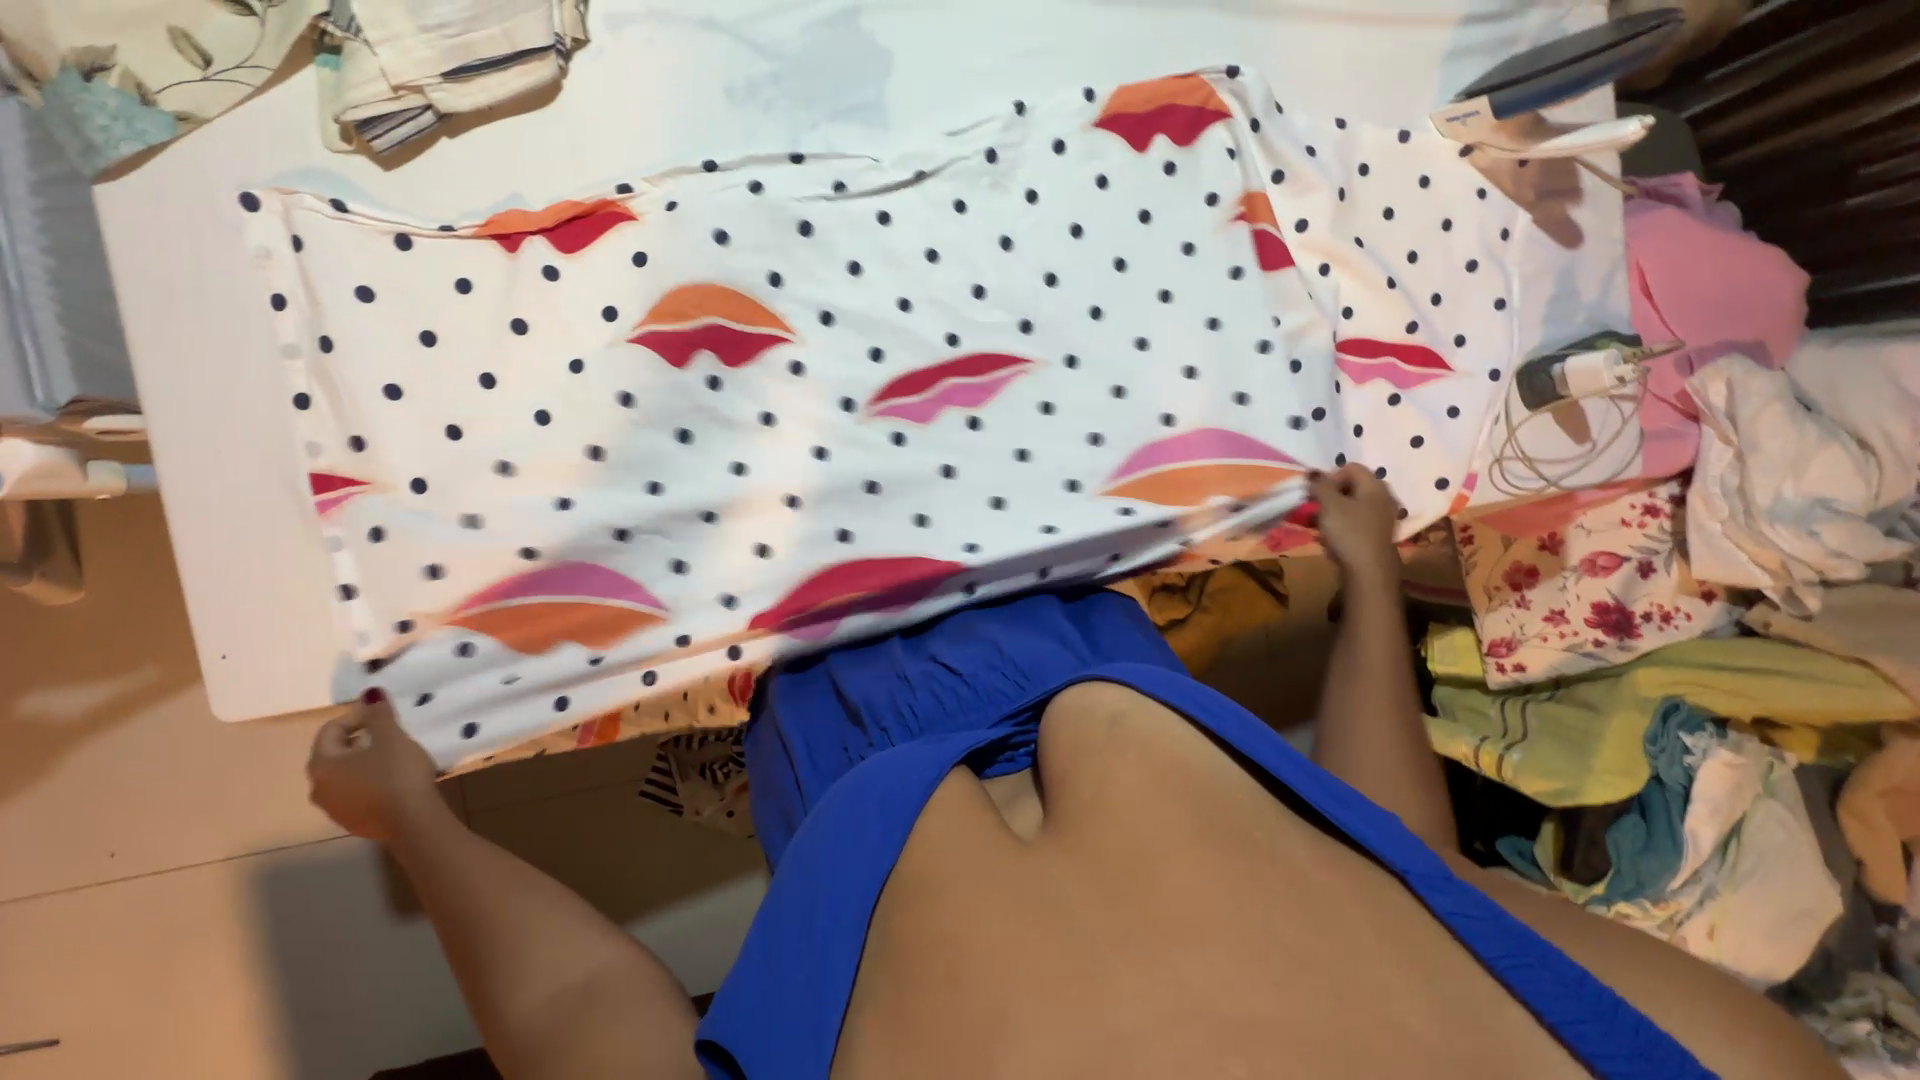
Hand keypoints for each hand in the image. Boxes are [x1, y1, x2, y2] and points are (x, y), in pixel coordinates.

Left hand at [308, 690, 443, 842]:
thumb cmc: (397, 773)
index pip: (330, 730)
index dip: (357, 717)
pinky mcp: (352, 823)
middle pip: (335, 755)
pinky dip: (370, 784)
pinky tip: (394, 783)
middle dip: (360, 741)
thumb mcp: (392, 737)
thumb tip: (369, 693)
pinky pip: (356, 795)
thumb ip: (379, 714)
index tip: (385, 716)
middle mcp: (318, 787)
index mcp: (322, 764)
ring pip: (345, 777)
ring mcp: (333, 809)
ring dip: (364, 764)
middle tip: (390, 736)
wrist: (411, 820)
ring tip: (394, 760)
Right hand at [1308, 464, 1401, 590]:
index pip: (1350, 468)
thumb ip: (1319, 485)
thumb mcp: (1329, 505)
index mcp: (1375, 485)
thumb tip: (1313, 473)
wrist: (1368, 571)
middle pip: (1351, 487)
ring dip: (1331, 512)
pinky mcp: (1377, 535)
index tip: (1317, 495)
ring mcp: (1382, 517)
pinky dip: (1340, 525)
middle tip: (1314, 509)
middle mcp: (1383, 497)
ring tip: (1317, 525)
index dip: (1329, 477)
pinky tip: (1328, 538)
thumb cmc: (1348, 532)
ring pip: (1352, 506)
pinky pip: (1355, 522)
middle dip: (1329, 496)